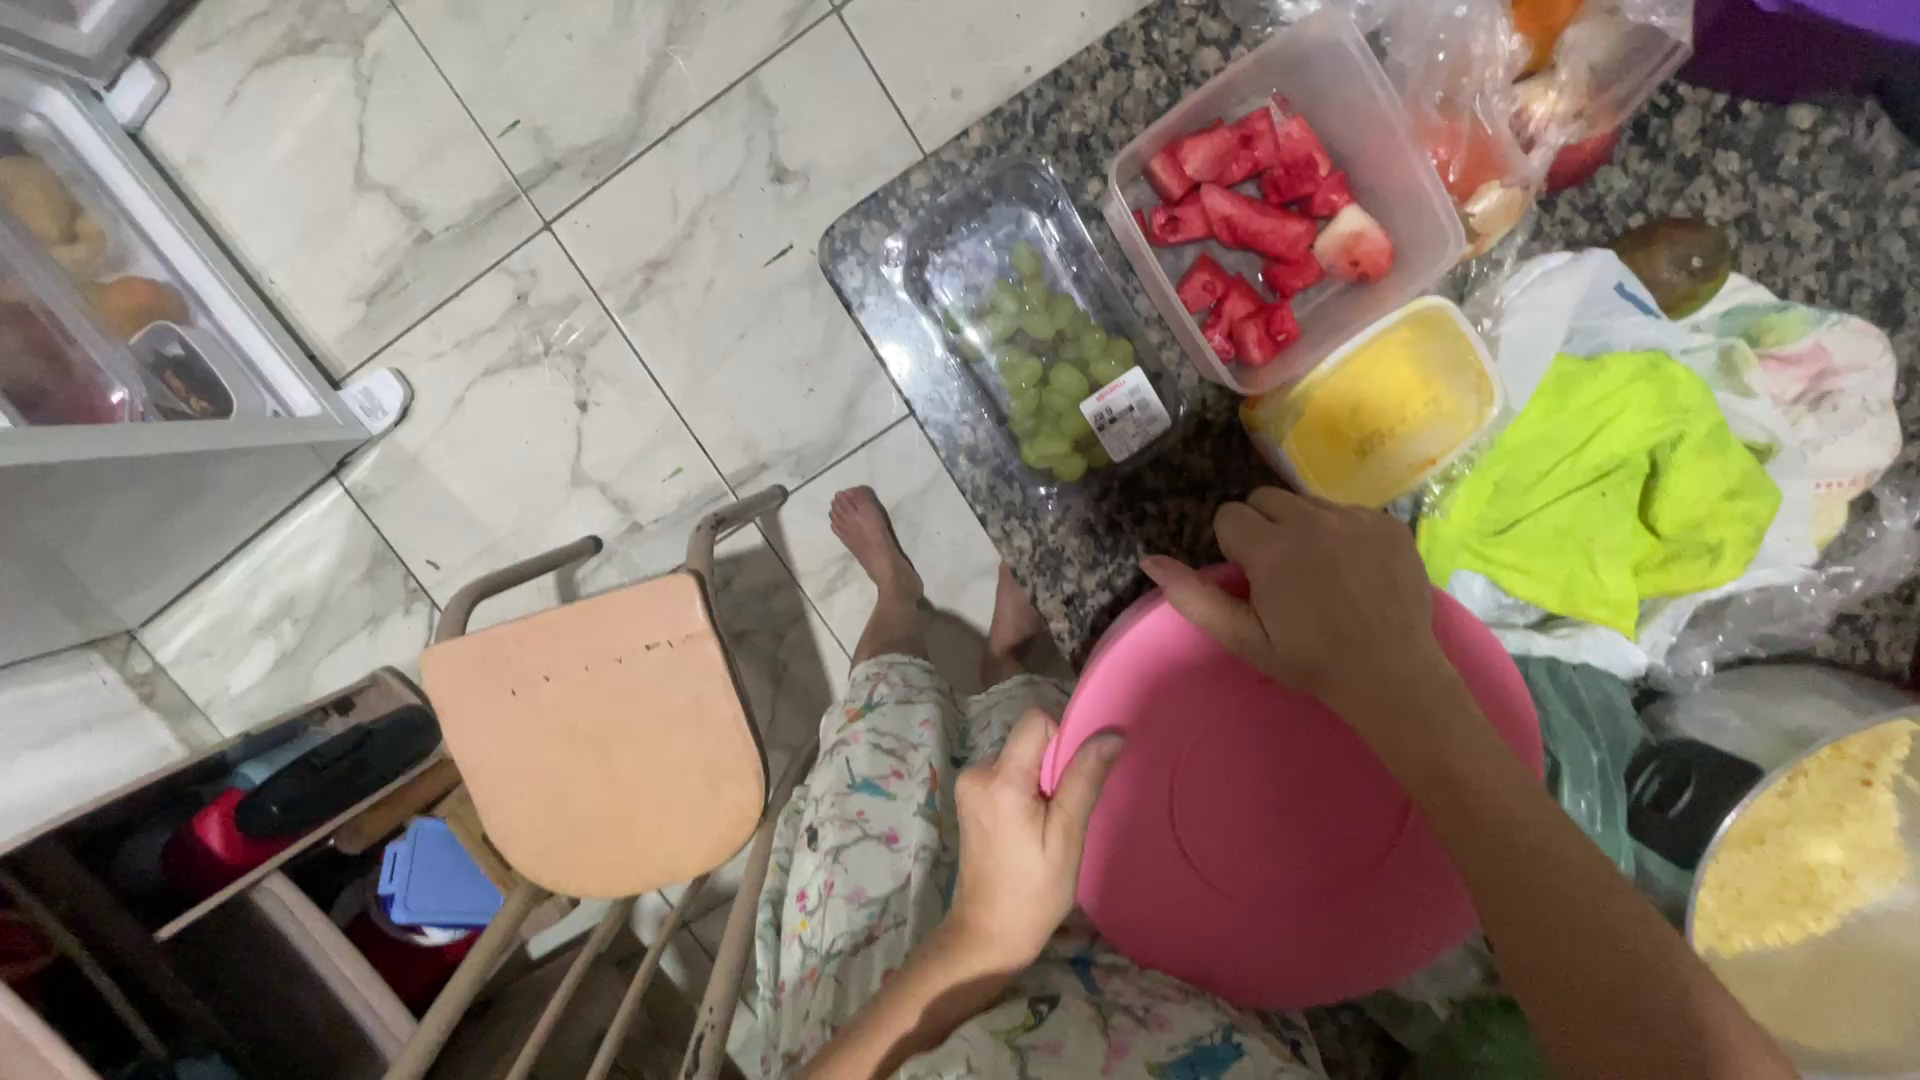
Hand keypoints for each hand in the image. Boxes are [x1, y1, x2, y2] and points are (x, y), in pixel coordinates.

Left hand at [944, 708, 1123, 971]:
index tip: (1074, 777)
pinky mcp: (969, 795)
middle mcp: (977, 771)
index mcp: (1000, 779)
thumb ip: (1084, 779)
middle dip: (1052, 765)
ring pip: (1019, 755)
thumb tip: (1111, 734)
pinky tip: (1029, 826)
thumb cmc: (1033, 892)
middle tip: (1061, 812)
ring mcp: (969, 783)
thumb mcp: (1067, 837)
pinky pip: (1006, 772)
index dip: (1062, 739)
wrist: (987, 931)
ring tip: (1045, 824)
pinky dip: (1024, 788)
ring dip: (1039, 779)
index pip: (1036, 721)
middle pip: (1028, 739)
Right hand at [1140, 487, 1450, 723]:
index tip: (1252, 579)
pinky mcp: (1387, 523)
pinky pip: (1345, 510)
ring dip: (1299, 527)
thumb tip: (1150, 560)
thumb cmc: (1308, 659)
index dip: (1233, 548)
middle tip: (1280, 573)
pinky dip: (1339, 531)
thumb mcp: (1242, 637)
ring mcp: (1356, 518)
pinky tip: (1351, 568)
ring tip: (1317, 570)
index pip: (1229, 515)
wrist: (1390, 674)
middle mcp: (1313, 520)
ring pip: (1304, 501)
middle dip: (1262, 528)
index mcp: (1272, 548)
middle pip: (1264, 498)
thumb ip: (1192, 596)